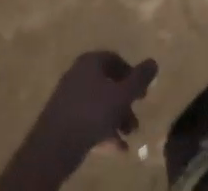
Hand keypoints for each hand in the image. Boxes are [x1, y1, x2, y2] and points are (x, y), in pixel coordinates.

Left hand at [0, 52, 157, 190]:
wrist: (54, 146)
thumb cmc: (92, 113)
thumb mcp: (123, 94)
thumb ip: (140, 78)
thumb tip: (153, 62)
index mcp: (89, 63)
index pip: (115, 59)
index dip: (132, 74)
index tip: (142, 92)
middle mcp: (77, 75)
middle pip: (108, 84)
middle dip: (125, 102)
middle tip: (136, 118)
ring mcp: (68, 98)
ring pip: (99, 104)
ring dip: (117, 119)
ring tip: (128, 135)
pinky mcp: (62, 120)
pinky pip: (88, 120)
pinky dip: (103, 131)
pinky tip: (117, 147)